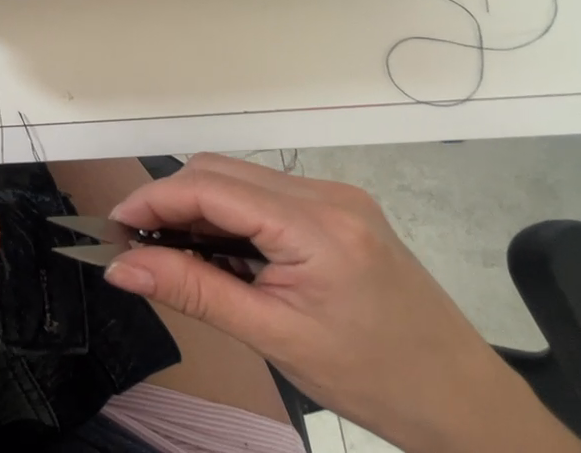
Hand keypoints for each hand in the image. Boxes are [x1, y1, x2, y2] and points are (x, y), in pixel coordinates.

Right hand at [101, 154, 580, 452]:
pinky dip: (226, 216)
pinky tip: (221, 255)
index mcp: (317, 225)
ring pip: (236, 178)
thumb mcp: (274, 337)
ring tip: (176, 256)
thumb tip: (119, 266)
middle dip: (169, 202)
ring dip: (195, 208)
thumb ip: (192, 291)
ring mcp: (336, 199)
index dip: (151, 201)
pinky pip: (261, 195)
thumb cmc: (375, 378)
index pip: (208, 187)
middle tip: (139, 247)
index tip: (111, 230)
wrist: (469, 408)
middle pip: (217, 172)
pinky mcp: (340, 211)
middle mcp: (326, 195)